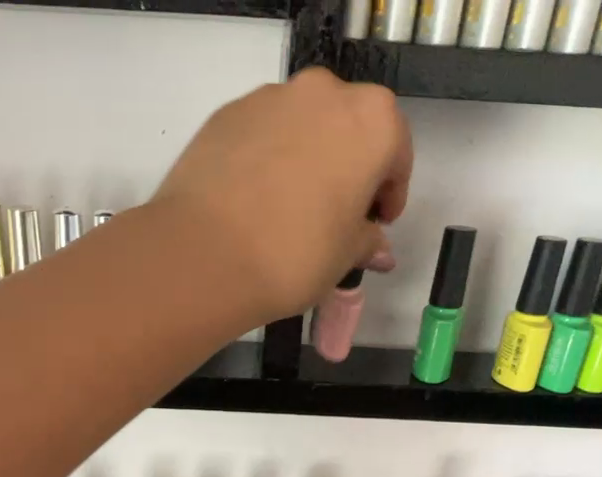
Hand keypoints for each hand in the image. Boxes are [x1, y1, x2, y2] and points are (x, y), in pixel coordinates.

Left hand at [151, 67, 411, 321]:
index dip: (390, 193)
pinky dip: (267, 158)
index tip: (377, 223)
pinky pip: (262, 134)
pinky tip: (254, 200)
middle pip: (349, 129)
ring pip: (303, 126)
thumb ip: (367, 242)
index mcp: (373, 121)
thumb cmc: (295, 254)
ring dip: (307, 158)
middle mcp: (325, 93)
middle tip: (336, 214)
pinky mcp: (227, 113)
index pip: (396, 155)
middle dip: (349, 167)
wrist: (204, 253)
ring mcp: (271, 98)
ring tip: (290, 208)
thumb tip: (377, 249)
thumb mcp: (344, 257)